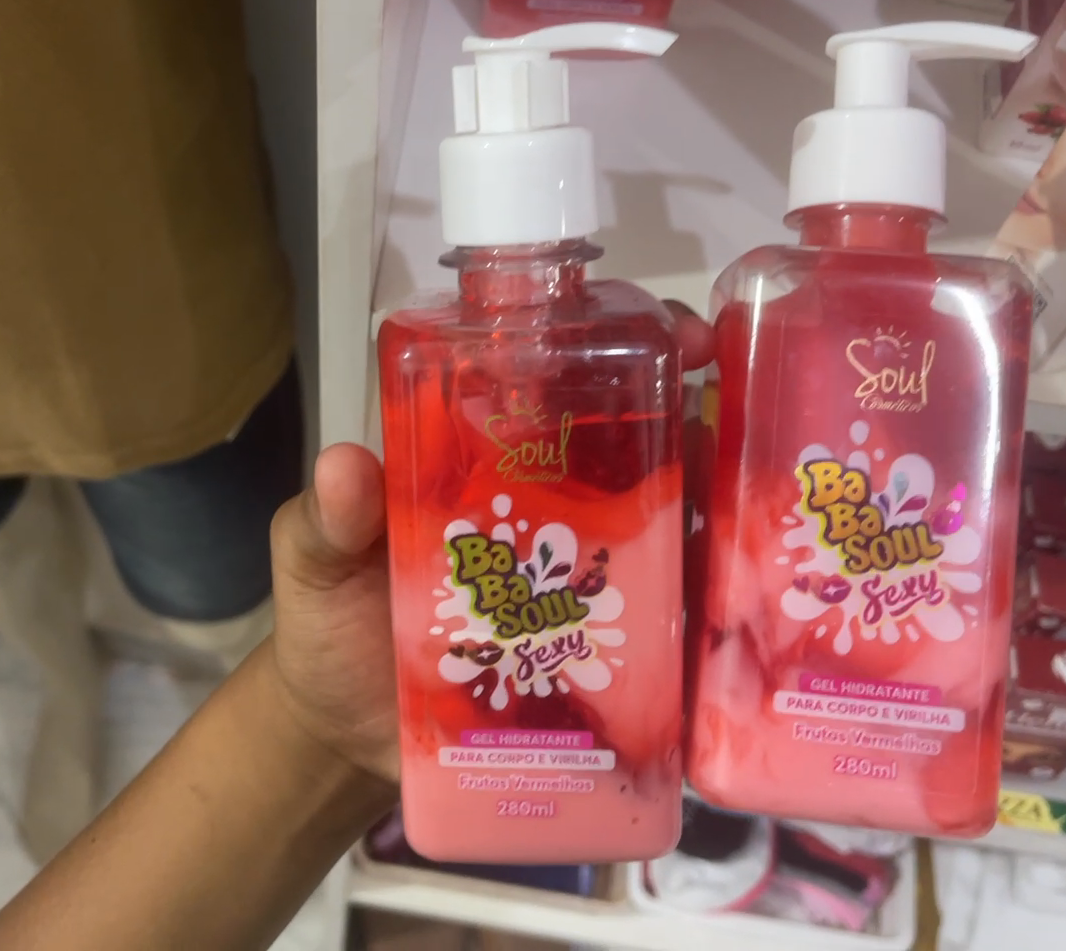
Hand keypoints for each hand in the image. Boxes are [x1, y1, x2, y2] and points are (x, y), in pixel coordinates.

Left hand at [263, 302, 714, 784]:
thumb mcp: (312, 565)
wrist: (344, 734)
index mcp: (466, 467)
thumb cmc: (325, 629)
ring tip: (753, 501)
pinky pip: (656, 623)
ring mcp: (563, 580)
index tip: (662, 332)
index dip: (598, 351)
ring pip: (651, 527)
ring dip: (708, 506)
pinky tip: (739, 603)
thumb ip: (323, 522)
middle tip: (738, 413)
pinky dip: (699, 610)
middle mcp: (527, 509)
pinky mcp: (586, 652)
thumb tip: (344, 463)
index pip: (536, 388)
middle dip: (686, 416)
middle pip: (617, 449)